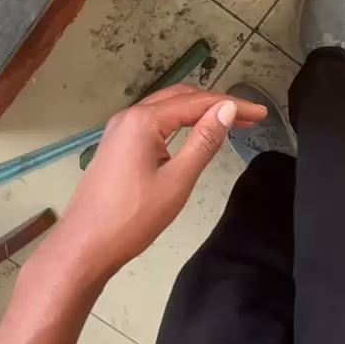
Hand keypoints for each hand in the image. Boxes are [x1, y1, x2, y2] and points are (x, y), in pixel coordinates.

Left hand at [39, 84, 266, 281]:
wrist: (85, 245)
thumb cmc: (132, 217)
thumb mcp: (177, 180)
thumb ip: (204, 141)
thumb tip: (226, 109)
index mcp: (143, 121)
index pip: (197, 103)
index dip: (231, 106)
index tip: (260, 114)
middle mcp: (128, 117)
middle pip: (180, 98)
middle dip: (216, 104)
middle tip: (248, 118)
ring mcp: (119, 131)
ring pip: (166, 108)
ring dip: (197, 111)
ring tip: (228, 122)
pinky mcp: (116, 146)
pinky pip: (154, 123)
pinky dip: (179, 122)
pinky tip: (194, 134)